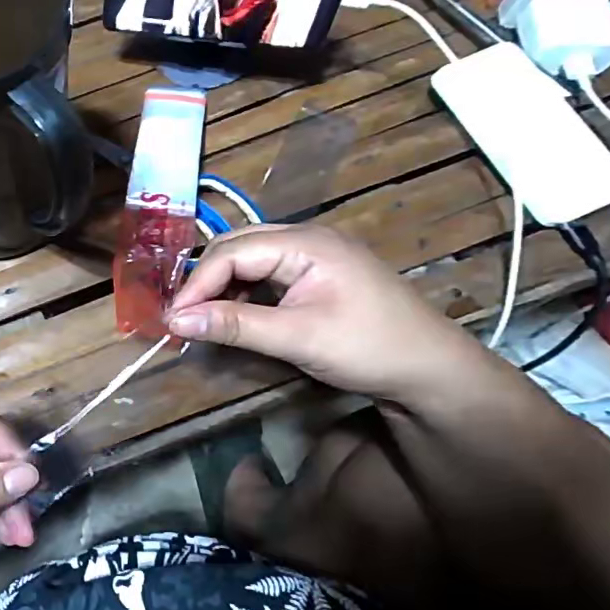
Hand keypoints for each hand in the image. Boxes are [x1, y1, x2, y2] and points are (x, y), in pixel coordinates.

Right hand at [165, 224, 498, 405]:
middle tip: (184, 317)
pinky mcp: (318, 273)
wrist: (435, 372)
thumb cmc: (368, 349)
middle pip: (238, 248)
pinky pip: (267, 271)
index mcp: (306, 242)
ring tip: (204, 317)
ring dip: (223, 285)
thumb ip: (234, 325)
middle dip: (206, 281)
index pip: (233, 252)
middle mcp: (307, 237)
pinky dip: (244, 290)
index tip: (174, 319)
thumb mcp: (296, 338)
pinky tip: (237, 313)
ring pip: (249, 258)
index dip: (198, 284)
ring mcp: (315, 253)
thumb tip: (175, 321)